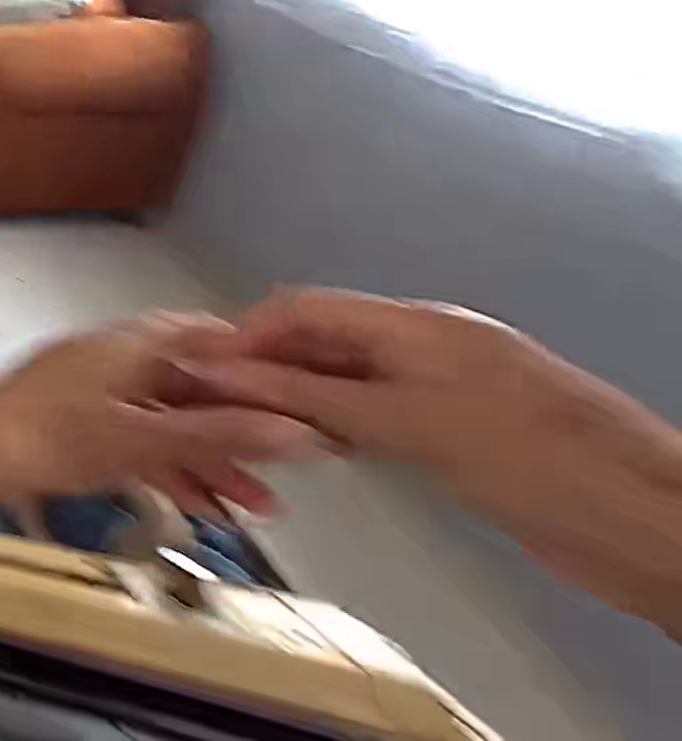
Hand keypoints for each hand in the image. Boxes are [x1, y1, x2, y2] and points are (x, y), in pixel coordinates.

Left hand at [0, 316, 322, 515]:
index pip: (191, 333)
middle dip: (228, 427)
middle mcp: (101, 358)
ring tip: (248, 506)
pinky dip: (157, 463)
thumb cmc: (53, 437)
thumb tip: (299, 431)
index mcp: (120, 346)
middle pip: (177, 383)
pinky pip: (123, 434)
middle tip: (279, 470)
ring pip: (153, 415)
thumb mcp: (141, 439)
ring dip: (198, 456)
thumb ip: (217, 434)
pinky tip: (190, 503)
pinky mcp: (62, 418)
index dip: (241, 354)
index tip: (285, 384)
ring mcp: (79, 388)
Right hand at [175, 288, 681, 632]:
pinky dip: (333, 417)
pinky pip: (369, 402)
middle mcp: (420, 341)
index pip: (300, 306)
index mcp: (414, 324)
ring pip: (339, 373)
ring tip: (260, 427)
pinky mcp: (450, 417)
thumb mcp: (399, 425)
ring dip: (296, 395)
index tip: (207, 370)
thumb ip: (298, 394)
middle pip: (317, 338)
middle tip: (223, 403)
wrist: (668, 536)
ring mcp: (437, 380)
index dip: (246, 333)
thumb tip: (215, 372)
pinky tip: (318, 442)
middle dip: (265, 366)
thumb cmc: (532, 464)